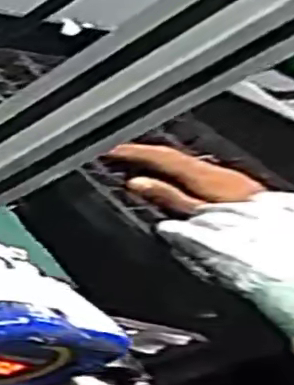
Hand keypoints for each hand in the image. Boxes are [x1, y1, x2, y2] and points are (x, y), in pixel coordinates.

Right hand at [105, 143, 265, 214]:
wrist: (278, 235)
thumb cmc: (238, 227)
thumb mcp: (195, 213)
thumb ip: (165, 196)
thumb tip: (135, 182)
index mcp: (204, 176)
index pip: (163, 156)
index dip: (133, 151)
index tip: (108, 149)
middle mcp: (216, 171)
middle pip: (173, 156)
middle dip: (141, 153)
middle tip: (114, 153)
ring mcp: (226, 176)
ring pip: (182, 161)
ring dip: (154, 160)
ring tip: (131, 161)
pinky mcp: (230, 183)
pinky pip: (191, 169)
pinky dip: (169, 168)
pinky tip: (160, 173)